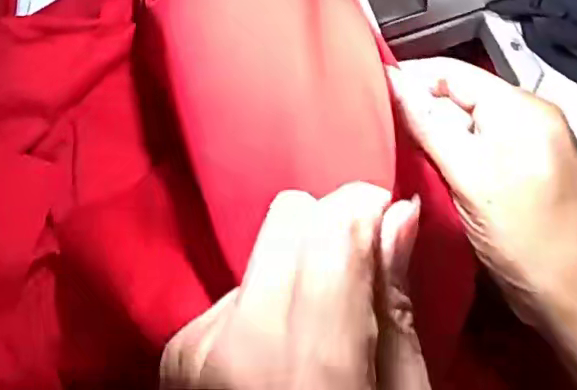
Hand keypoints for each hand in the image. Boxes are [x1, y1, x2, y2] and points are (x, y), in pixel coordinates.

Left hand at [160, 183, 429, 389]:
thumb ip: (394, 308)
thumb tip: (399, 213)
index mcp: (304, 366)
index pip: (331, 223)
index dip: (368, 210)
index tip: (389, 228)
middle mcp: (238, 343)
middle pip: (290, 216)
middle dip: (332, 231)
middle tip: (359, 278)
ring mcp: (198, 349)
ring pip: (265, 246)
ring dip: (299, 269)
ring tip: (317, 332)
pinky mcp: (177, 355)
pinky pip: (237, 288)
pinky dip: (265, 305)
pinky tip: (276, 358)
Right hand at [387, 59, 576, 387]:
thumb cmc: (531, 245)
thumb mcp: (468, 178)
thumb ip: (426, 125)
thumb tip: (394, 82)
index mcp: (522, 106)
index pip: (452, 70)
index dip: (411, 78)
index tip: (377, 94)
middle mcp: (536, 114)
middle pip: (464, 95)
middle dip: (425, 110)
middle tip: (388, 130)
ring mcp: (542, 142)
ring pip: (475, 122)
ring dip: (443, 134)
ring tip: (409, 152)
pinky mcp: (541, 168)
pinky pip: (491, 144)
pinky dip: (465, 154)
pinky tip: (443, 174)